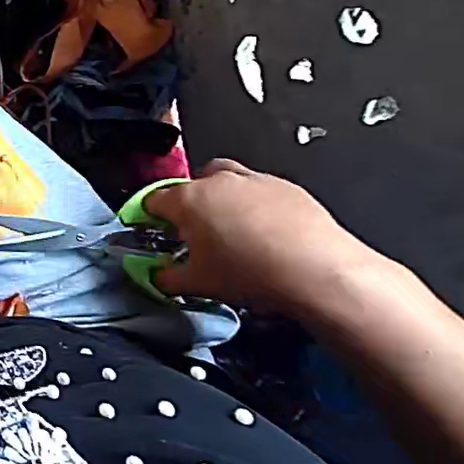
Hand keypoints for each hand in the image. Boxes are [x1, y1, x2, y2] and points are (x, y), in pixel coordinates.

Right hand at [144, 159, 392, 315]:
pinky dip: (256, 206)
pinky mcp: (286, 187)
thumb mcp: (197, 283)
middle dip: (188, 204)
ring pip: (227, 181)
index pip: (154, 199)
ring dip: (222, 200)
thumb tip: (160, 277)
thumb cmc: (250, 271)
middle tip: (195, 234)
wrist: (314, 269)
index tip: (152, 228)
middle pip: (191, 185)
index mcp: (188, 199)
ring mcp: (254, 180)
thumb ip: (168, 278)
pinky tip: (265, 234)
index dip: (148, 215)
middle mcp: (218, 181)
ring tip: (231, 232)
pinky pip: (260, 190)